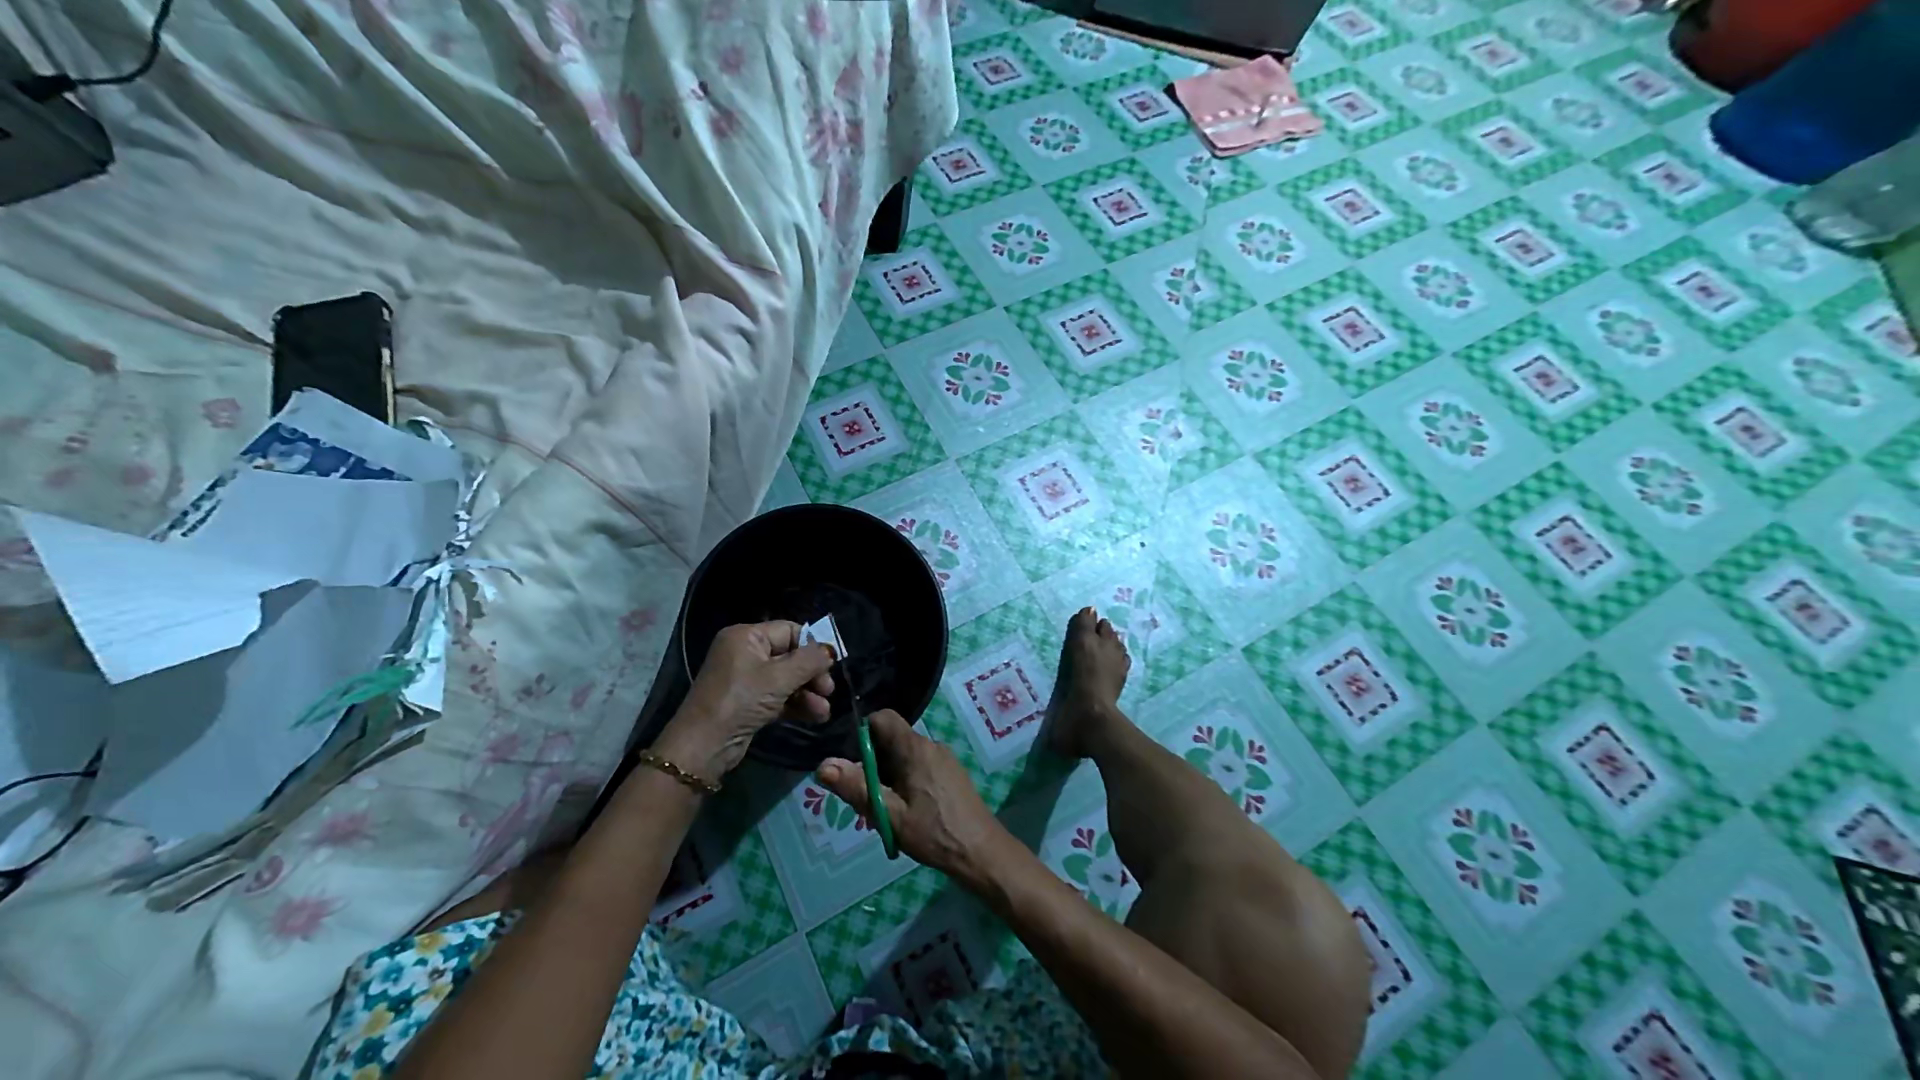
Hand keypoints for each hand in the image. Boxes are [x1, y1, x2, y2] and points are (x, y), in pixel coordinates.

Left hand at [655, 621, 836, 781]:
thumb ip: (810, 661)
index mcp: (746, 636)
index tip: (832, 666)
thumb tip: (831, 650)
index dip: (813, 647)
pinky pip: (778, 696)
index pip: (789, 631)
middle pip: (790, 655)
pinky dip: (796, 704)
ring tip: (824, 711)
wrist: (704, 746)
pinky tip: (815, 716)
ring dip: (808, 693)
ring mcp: (746, 679)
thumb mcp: (779, 678)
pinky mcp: (748, 702)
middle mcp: (745, 653)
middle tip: (828, 691)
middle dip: (812, 674)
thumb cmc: (741, 701)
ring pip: (787, 679)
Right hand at [815, 710, 1016, 886]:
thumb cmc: (933, 832)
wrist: (980, 852)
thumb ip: (857, 787)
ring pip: (905, 757)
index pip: (883, 718)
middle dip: (874, 765)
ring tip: (887, 812)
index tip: (854, 762)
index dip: (863, 733)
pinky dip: (906, 782)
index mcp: (915, 748)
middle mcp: (931, 745)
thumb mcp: (889, 814)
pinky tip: (908, 813)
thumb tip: (823, 765)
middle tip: (867, 799)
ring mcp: (944, 758)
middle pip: (891, 741)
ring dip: (889, 778)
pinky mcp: (951, 773)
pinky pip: (920, 767)